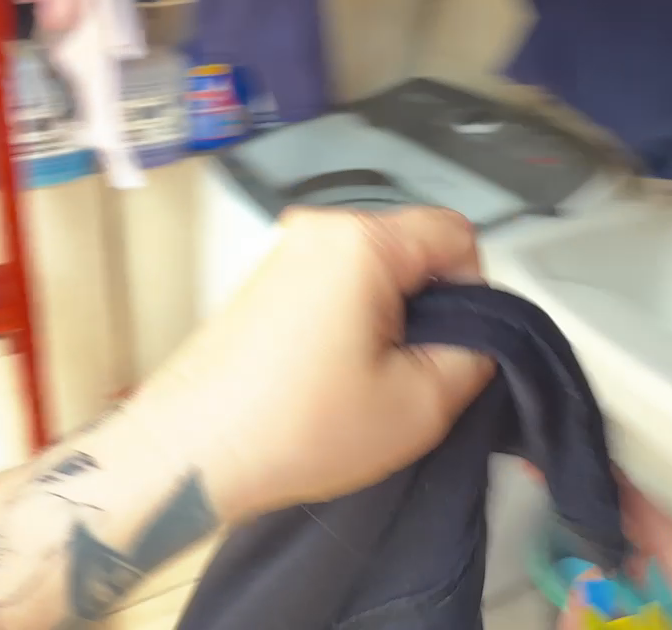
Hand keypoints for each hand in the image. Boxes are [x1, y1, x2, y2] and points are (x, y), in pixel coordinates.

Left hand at [123, 206, 495, 523]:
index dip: (473, 288)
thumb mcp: (416, 403)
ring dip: (386, 313)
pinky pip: (333, 278)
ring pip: (372, 266)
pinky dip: (349, 314)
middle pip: (409, 246)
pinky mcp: (265, 275)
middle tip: (408, 369)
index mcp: (359, 241)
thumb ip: (473, 357)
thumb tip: (478, 336)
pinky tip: (329, 368)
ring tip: (363, 375)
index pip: (454, 231)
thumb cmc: (299, 422)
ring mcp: (285, 247)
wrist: (193, 445)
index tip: (455, 343)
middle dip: (427, 304)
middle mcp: (318, 227)